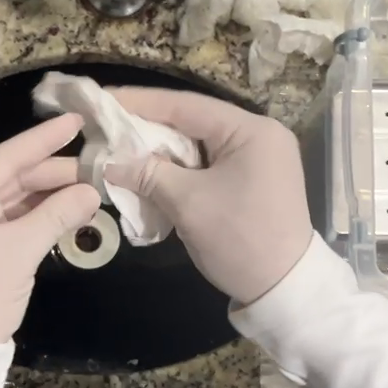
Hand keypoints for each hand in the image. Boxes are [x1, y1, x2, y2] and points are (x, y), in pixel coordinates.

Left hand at [0, 115, 101, 343]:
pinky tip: (68, 209)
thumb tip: (92, 191)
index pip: (1, 160)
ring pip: (11, 200)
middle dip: (50, 173)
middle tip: (94, 164)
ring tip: (89, 187)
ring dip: (47, 195)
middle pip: (7, 179)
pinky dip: (37, 217)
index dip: (40, 141)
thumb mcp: (19, 253)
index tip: (75, 121)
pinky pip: (9, 222)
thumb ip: (56, 215)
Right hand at [103, 88, 313, 304]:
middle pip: (193, 124)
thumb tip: (111, 164)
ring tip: (121, 153)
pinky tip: (149, 176)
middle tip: (108, 129)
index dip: (141, 103)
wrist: (282, 288)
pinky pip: (208, 168)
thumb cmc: (238, 239)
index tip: (105, 99)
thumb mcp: (189, 204)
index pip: (186, 106)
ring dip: (161, 154)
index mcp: (250, 131)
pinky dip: (178, 172)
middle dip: (149, 130)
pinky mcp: (251, 183)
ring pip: (198, 147)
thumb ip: (148, 175)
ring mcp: (257, 161)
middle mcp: (258, 137)